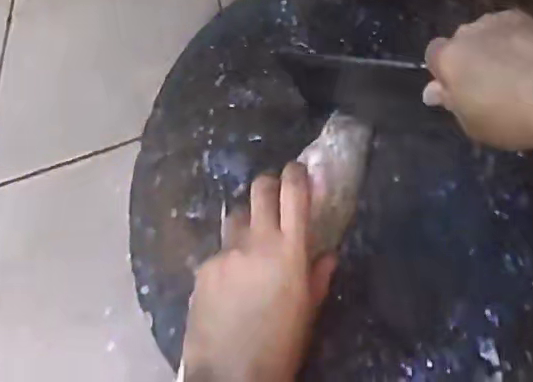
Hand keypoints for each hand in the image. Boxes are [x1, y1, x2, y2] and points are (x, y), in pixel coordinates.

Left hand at [182, 163, 336, 381]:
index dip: (296, 173)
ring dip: (247, 221)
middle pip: (261, 187)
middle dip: (270, 186)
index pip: (293, 189)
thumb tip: (328, 254)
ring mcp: (227, 251)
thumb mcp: (308, 312)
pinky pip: (219, 250)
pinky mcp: (204, 268)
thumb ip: (318, 276)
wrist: (230, 381)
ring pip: (237, 214)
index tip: (298, 172)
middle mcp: (258, 239)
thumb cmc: (280, 348)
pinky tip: (229, 284)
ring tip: (250, 244)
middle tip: (274, 201)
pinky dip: (228, 259)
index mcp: (289, 248)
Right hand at [423, 9, 532, 150]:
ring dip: (493, 47)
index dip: (444, 71)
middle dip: (470, 58)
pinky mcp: (525, 17)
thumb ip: (451, 102)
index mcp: (448, 58)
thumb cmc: (510, 117)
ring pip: (486, 33)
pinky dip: (516, 40)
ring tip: (516, 71)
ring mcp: (496, 21)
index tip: (459, 90)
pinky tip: (532, 58)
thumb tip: (432, 90)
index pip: (432, 55)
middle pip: (461, 42)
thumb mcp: (473, 124)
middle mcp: (467, 32)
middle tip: (489, 84)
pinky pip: (511, 28)